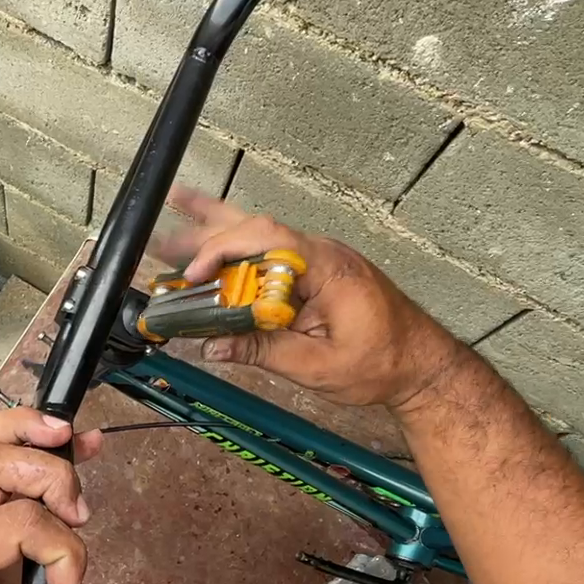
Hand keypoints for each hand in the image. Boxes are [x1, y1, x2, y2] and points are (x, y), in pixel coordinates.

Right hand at [160, 186, 464, 409]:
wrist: (422, 366)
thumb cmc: (382, 364)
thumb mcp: (317, 366)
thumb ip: (263, 350)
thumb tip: (212, 346)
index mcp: (327, 268)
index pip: (268, 240)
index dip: (225, 251)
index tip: (195, 274)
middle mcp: (319, 254)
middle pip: (254, 230)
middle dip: (205, 236)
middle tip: (161, 243)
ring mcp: (314, 261)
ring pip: (257, 236)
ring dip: (214, 233)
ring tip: (173, 217)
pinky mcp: (310, 275)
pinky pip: (267, 254)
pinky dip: (235, 250)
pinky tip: (212, 244)